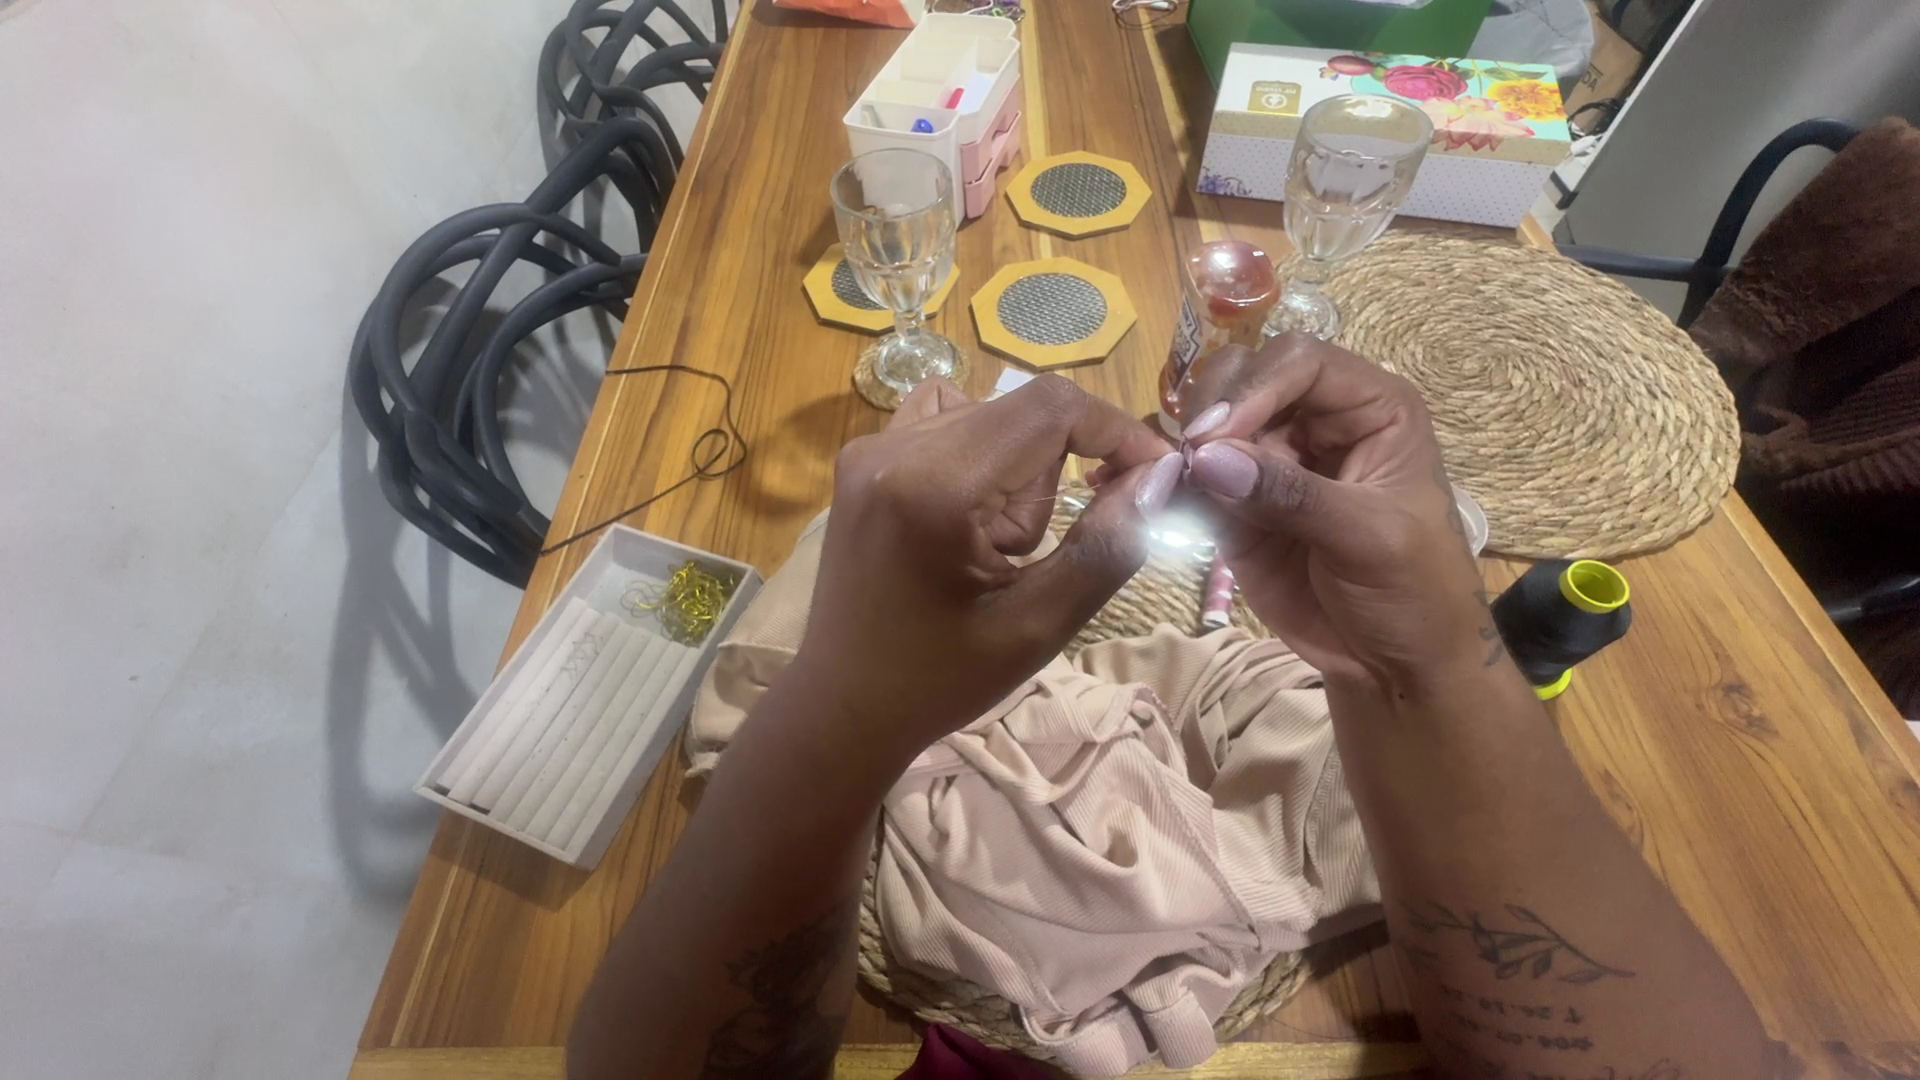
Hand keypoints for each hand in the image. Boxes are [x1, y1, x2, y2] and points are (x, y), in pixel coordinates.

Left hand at [788, 375, 1182, 761]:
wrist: (844, 703)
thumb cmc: (939, 680)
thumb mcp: (1037, 627)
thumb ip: (1106, 546)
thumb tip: (1158, 477)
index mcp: (933, 486)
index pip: (1050, 408)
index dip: (1117, 432)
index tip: (1152, 478)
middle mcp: (893, 447)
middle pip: (1022, 413)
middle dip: (1056, 473)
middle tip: (1028, 554)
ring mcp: (870, 448)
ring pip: (989, 416)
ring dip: (1016, 473)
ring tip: (989, 546)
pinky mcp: (862, 459)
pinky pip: (946, 422)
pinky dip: (978, 459)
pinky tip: (963, 517)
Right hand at [1177, 333, 1498, 686]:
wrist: (1389, 661)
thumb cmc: (1412, 591)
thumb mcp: (1369, 538)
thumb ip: (1292, 495)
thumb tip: (1206, 458)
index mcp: (1369, 408)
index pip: (1300, 363)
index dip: (1255, 388)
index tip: (1216, 436)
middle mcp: (1313, 421)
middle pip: (1245, 376)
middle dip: (1212, 409)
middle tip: (1190, 458)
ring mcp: (1267, 461)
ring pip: (1208, 420)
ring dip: (1185, 444)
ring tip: (1174, 481)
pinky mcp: (1232, 502)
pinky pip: (1191, 476)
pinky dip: (1169, 482)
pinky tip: (1156, 496)